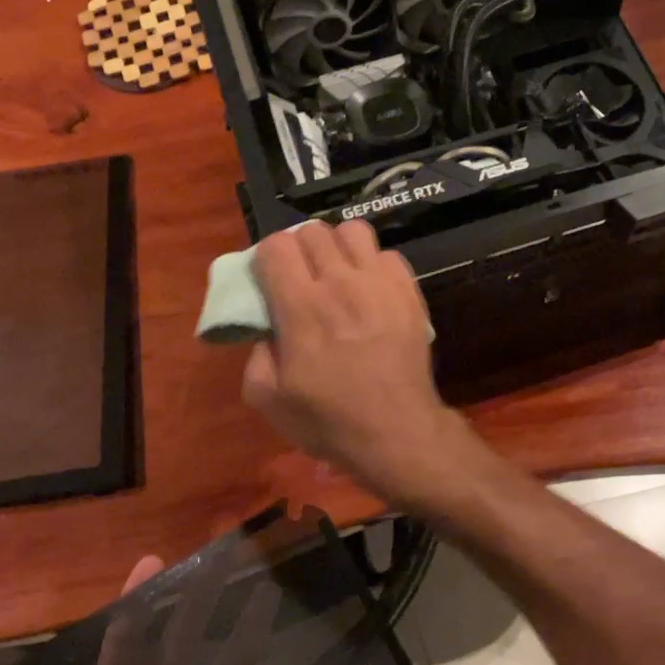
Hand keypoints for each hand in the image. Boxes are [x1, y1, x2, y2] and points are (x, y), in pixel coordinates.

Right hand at [242, 220, 472, 506]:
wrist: (397, 433)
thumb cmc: (329, 421)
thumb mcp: (268, 399)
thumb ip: (256, 353)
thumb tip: (266, 329)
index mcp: (301, 306)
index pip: (276, 245)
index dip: (266, 258)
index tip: (268, 280)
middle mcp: (341, 283)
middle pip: (312, 231)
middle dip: (299, 249)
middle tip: (300, 278)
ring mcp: (380, 284)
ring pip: (353, 231)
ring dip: (337, 246)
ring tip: (336, 273)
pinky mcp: (409, 293)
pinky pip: (387, 254)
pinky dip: (373, 264)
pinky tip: (369, 289)